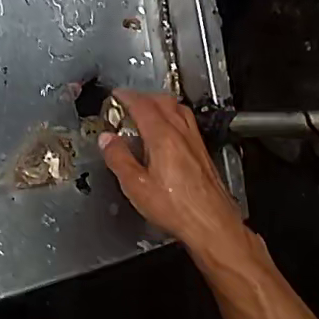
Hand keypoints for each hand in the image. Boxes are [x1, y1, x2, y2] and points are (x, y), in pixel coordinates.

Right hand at [98, 90, 252, 260]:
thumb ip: (118, 158)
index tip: (117, 94)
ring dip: (161, 104)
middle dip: (144, 97)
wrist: (211, 224)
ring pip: (179, 110)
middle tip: (129, 100)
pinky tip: (167, 132)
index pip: (143, 106)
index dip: (127, 97)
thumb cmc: (176, 208)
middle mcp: (182, 135)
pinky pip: (187, 124)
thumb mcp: (135, 185)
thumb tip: (107, 140)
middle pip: (164, 102)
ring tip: (147, 110)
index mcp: (163, 138)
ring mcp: (195, 143)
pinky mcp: (202, 154)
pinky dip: (173, 117)